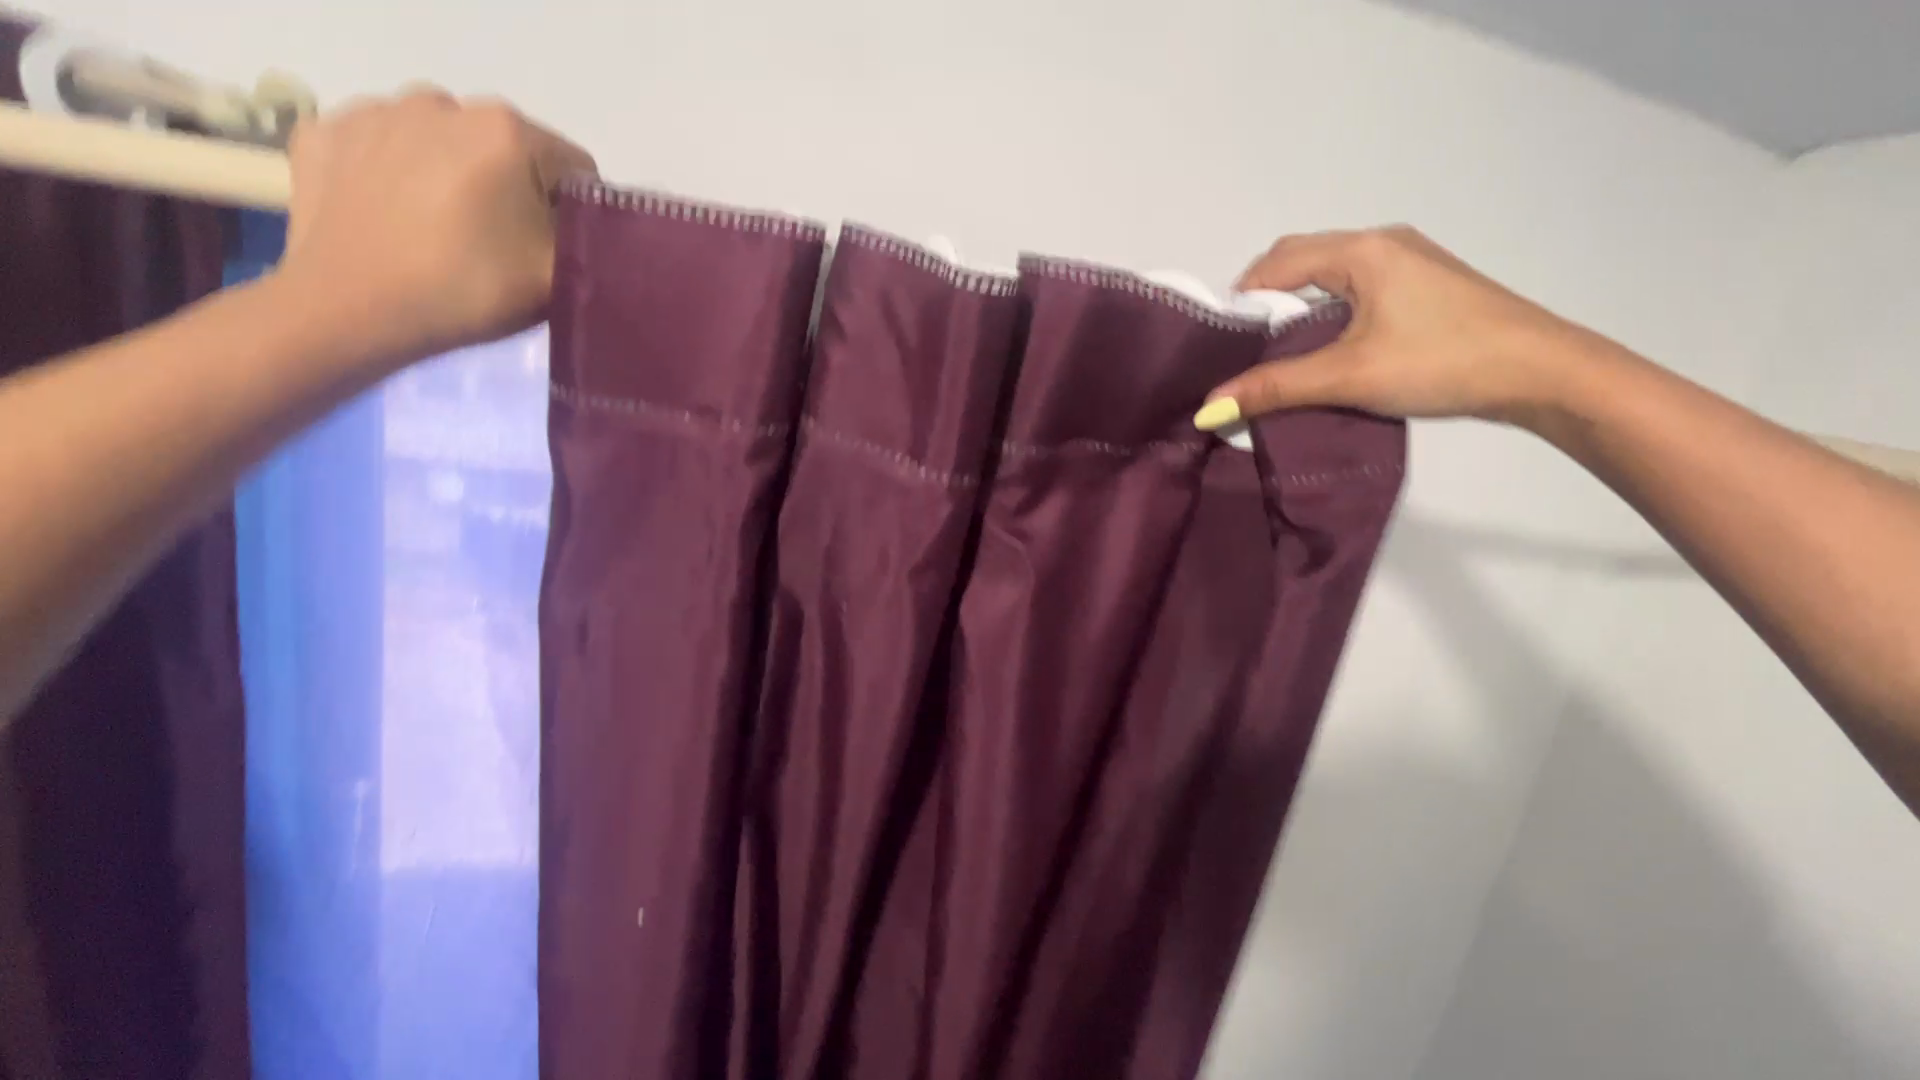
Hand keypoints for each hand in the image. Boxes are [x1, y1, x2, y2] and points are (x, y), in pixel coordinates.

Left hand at [278, 88, 596, 368]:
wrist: (347, 311)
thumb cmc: (465, 290)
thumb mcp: (557, 277)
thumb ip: (590, 244)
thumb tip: (591, 229)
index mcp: (506, 129)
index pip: (573, 169)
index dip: (573, 214)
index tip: (549, 252)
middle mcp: (442, 102)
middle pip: (506, 151)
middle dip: (511, 190)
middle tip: (495, 248)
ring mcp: (375, 111)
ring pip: (443, 144)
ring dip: (452, 177)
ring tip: (438, 231)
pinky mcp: (325, 131)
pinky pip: (383, 148)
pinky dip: (394, 176)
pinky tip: (391, 219)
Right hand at [1196, 226, 1619, 430]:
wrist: (1543, 372)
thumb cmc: (1440, 362)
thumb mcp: (1348, 376)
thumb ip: (1274, 388)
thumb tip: (1206, 410)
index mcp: (1360, 250)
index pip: (1276, 262)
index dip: (1241, 300)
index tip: (1220, 344)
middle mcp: (1381, 241)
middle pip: (1300, 259)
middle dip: (1265, 300)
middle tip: (1245, 350)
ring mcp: (1408, 259)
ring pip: (1329, 274)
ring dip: (1297, 306)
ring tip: (1280, 353)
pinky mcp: (1425, 283)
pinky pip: (1356, 285)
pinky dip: (1328, 310)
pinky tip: (1328, 346)